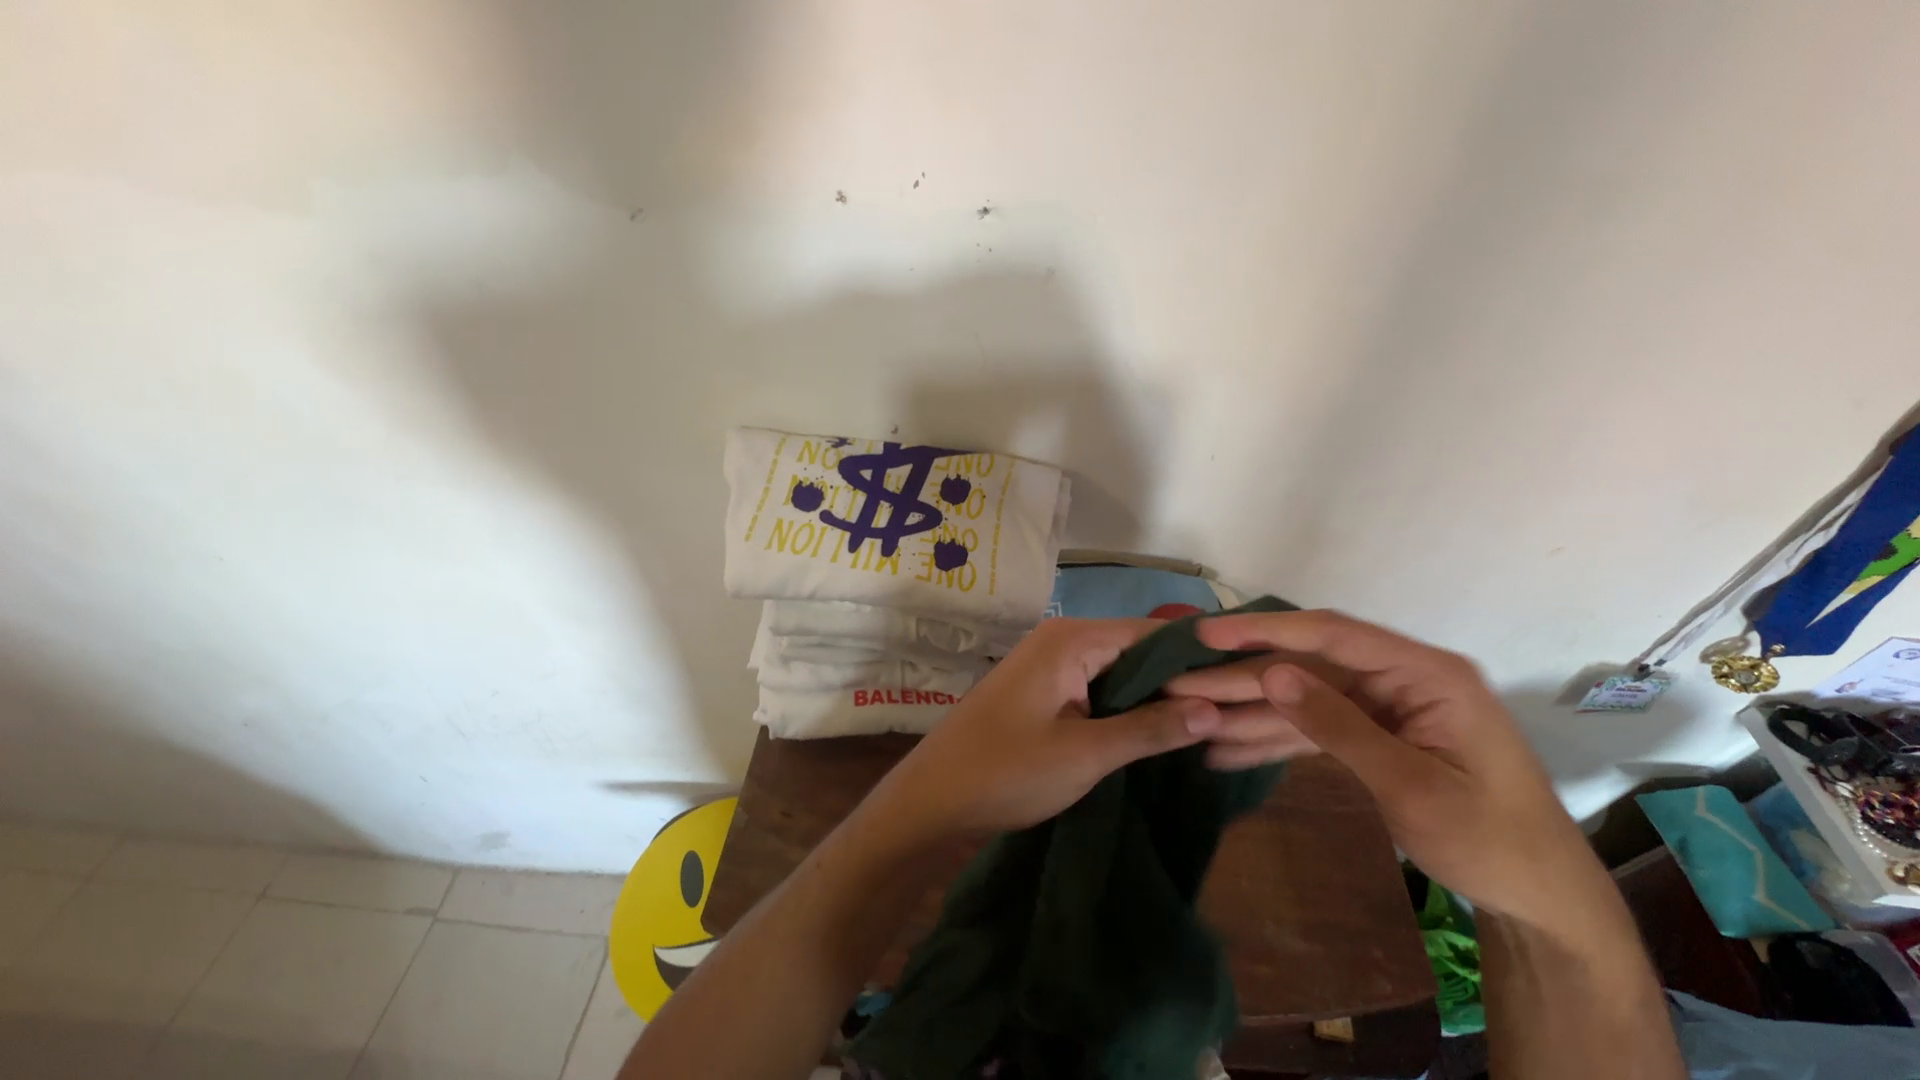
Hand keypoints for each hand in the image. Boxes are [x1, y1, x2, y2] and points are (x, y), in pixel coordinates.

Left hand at [864, 617, 1222, 844]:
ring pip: (1117, 673)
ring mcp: (1048, 667)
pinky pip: (1096, 690)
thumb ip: (1150, 728)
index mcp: (1071, 641)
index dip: (1196, 659)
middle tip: (1232, 714)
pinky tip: (1154, 736)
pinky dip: (1123, 709)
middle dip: (1178, 681)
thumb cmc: (1006, 772)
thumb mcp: (1086, 754)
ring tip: (1207, 728)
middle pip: (1136, 650)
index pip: (1152, 633)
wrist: (930, 800)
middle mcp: (1060, 641)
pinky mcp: (1042, 693)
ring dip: (1152, 699)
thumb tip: (1215, 708)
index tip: (1243, 687)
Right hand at [1167, 610, 1608, 933]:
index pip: (1332, 635)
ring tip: (1188, 720)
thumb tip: (1272, 674)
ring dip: (1247, 712)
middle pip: (1307, 668)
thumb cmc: (1488, 838)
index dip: (1265, 631)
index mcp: (1426, 674)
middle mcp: (1402, 680)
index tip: (1206, 634)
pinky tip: (1225, 750)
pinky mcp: (1376, 738)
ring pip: (1302, 699)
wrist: (1536, 896)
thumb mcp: (1409, 785)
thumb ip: (1339, 726)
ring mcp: (1387, 709)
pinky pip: (1314, 731)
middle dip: (1241, 679)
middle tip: (1176, 684)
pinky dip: (1272, 741)